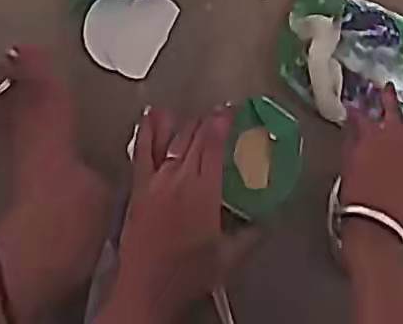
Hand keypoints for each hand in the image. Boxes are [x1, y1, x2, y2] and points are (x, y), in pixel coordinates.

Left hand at [104, 107, 256, 323]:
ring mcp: (157, 178)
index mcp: (203, 188)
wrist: (146, 291)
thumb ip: (249, 235)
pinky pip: (143, 150)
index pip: (215, 141)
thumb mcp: (228, 258)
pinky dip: (148, 129)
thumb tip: (264, 221)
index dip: (224, 120)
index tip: (233, 110)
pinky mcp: (138, 186)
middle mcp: (180, 176)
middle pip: (196, 134)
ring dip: (187, 123)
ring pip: (174, 138)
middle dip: (210, 119)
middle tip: (221, 115)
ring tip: (197, 117)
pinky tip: (152, 115)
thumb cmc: (188, 275)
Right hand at [339, 84, 402, 231]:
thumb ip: (349, 137)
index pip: (364, 114)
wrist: (374, 224)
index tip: (354, 103)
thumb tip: (351, 121)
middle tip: (388, 87)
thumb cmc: (355, 193)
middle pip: (394, 113)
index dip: (358, 107)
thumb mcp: (346, 161)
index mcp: (373, 135)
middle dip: (389, 98)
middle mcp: (397, 140)